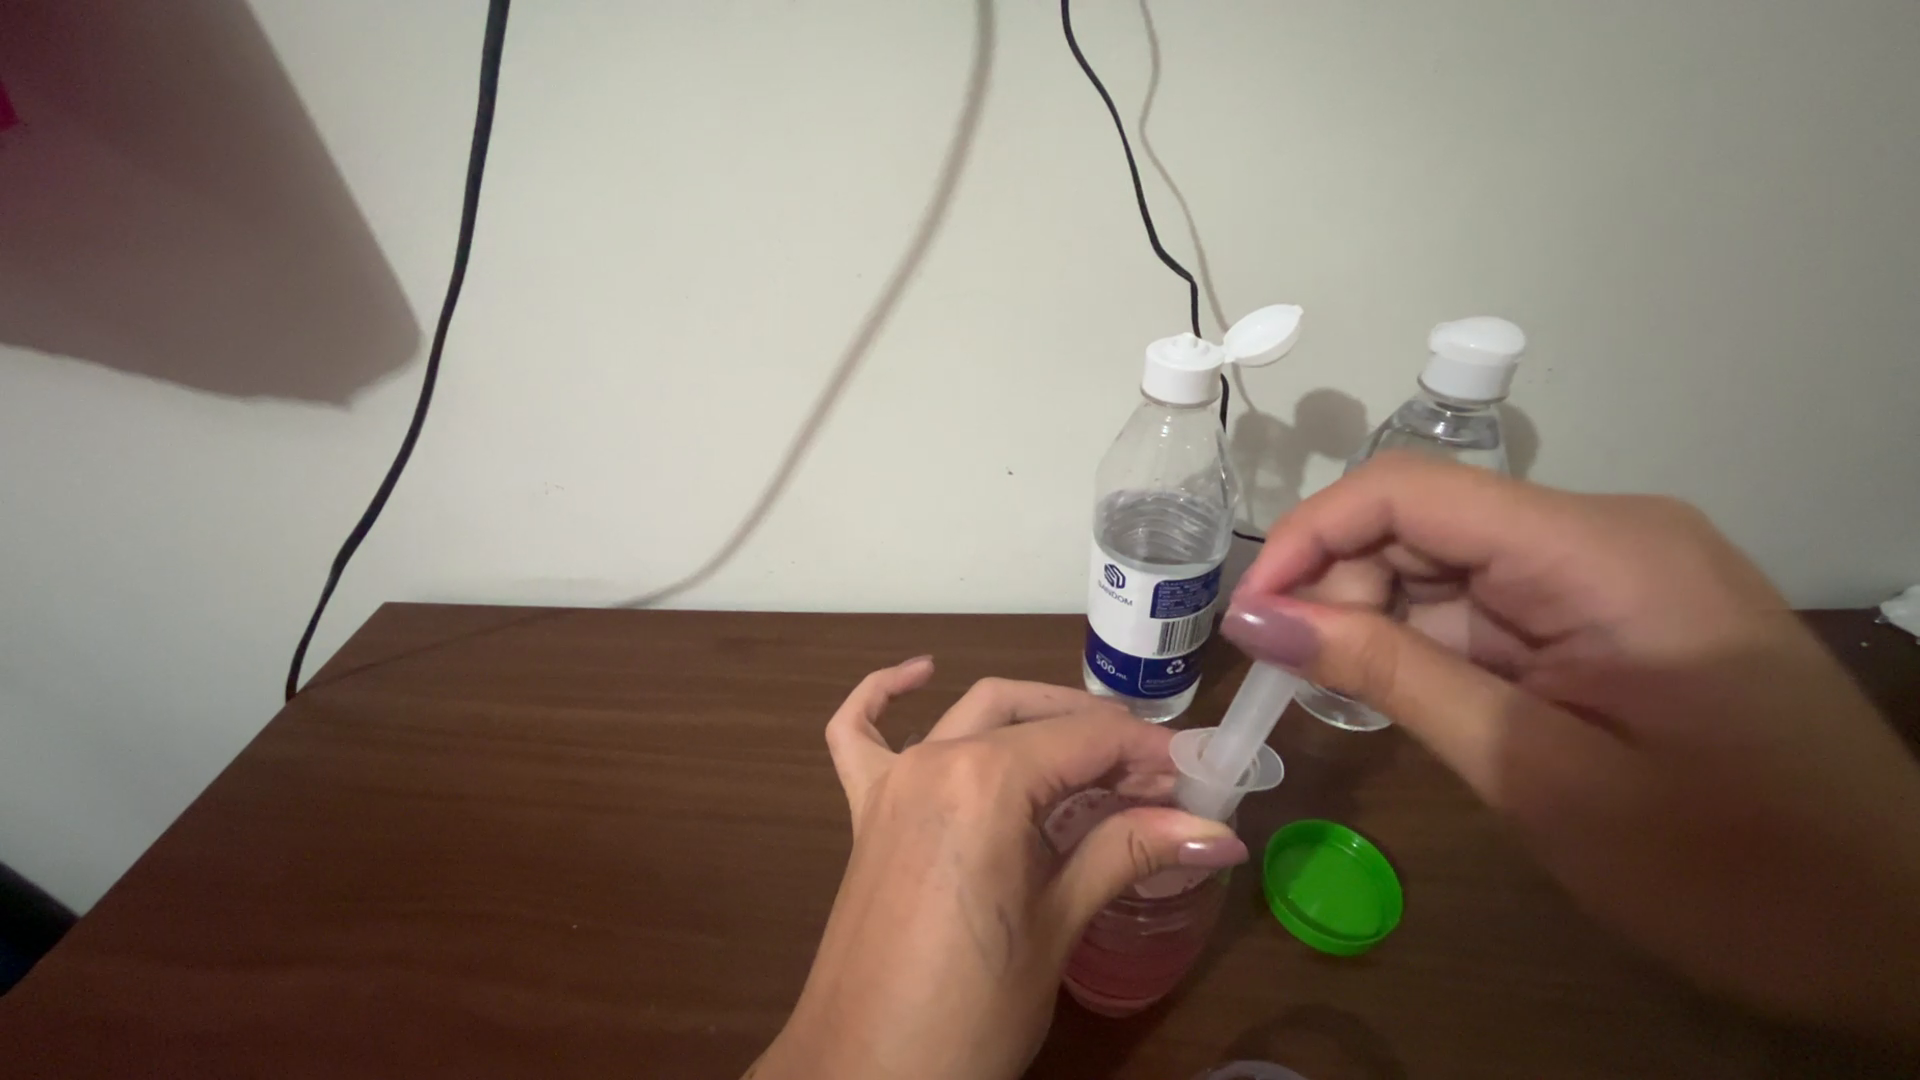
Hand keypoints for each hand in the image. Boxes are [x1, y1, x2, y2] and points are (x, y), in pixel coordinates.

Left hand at [751, 660, 1247, 1079]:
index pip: (1086, 739)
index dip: (1147, 749)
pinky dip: (882, 693)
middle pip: (1034, 716)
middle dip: (1099, 733)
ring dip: (1032, 716)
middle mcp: (936, 758)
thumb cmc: (970, 1013)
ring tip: (1088, 747)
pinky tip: (919, 674)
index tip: (1193, 771)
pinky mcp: (866, 807)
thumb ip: (1127, 853)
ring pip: (972, 711)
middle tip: (1154, 773)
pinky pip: (857, 730)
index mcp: (987, 783)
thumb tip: (1218, 830)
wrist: (864, 1075)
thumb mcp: (1057, 928)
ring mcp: (894, 778)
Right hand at [1225, 453, 1919, 1035]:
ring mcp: (1601, 572)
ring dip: (1372, 619)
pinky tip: (1394, 689)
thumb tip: (1255, 620)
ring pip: (1438, 563)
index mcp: (1597, 551)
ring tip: (1337, 691)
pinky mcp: (1596, 612)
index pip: (1407, 490)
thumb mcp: (1530, 770)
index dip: (1308, 537)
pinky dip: (1417, 642)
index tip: (1248, 615)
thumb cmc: (1728, 870)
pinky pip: (1476, 603)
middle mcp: (1597, 534)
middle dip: (1337, 586)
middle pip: (1418, 521)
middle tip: (1293, 674)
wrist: (1904, 945)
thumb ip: (1385, 675)